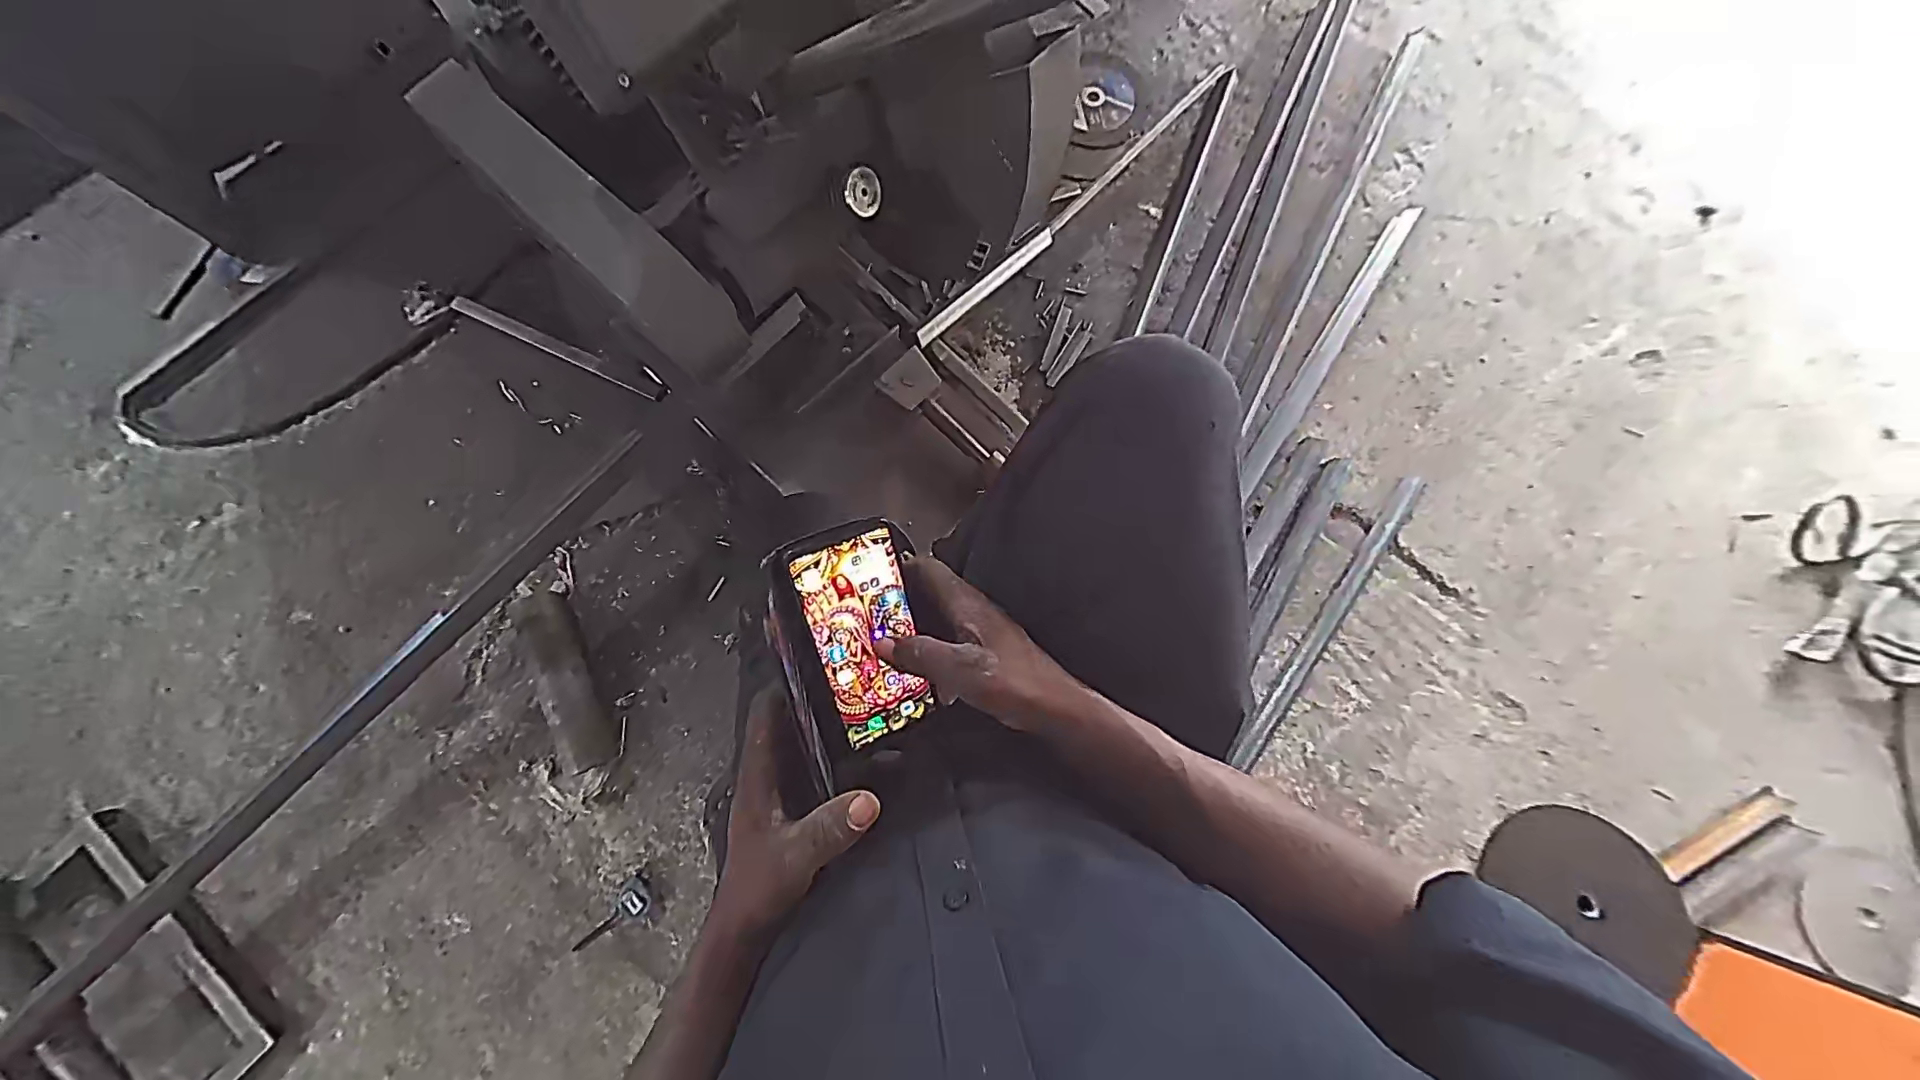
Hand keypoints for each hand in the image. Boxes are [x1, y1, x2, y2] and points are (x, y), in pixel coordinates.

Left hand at [712, 687, 880, 935]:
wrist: (748, 933)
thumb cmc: (757, 891)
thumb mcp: (794, 858)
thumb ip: (828, 829)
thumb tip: (870, 800)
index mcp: (758, 775)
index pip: (767, 712)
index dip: (789, 682)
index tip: (823, 662)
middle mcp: (771, 775)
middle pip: (796, 722)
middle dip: (825, 700)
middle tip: (865, 680)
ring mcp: (786, 792)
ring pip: (812, 745)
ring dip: (839, 729)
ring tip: (880, 709)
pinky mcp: (801, 809)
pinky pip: (825, 771)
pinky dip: (848, 759)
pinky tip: (880, 758)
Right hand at [875, 556, 1081, 732]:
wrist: (1054, 706)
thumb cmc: (1017, 683)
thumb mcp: (959, 669)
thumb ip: (921, 653)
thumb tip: (884, 642)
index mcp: (966, 604)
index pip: (927, 569)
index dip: (898, 568)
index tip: (871, 579)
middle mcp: (972, 611)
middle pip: (927, 593)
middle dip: (898, 602)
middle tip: (869, 616)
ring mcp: (979, 630)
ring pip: (936, 619)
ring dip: (912, 628)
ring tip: (886, 644)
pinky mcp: (984, 651)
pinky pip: (947, 641)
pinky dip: (929, 650)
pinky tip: (920, 672)